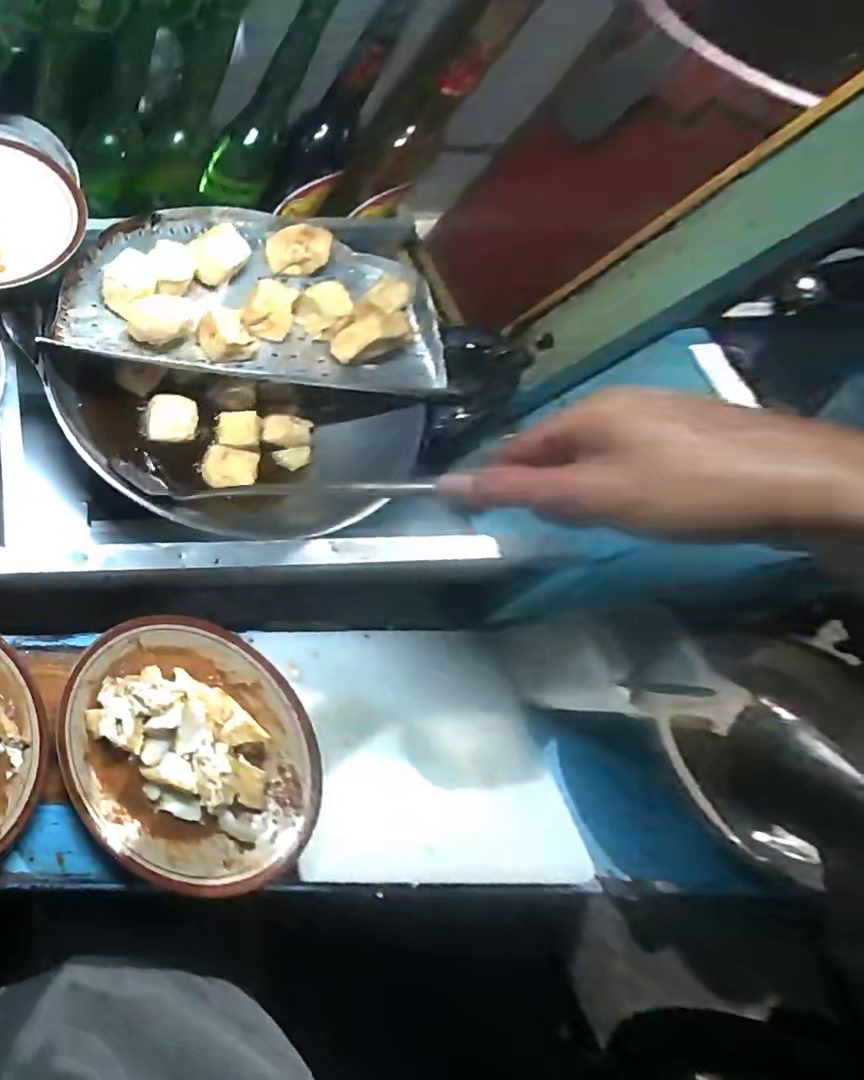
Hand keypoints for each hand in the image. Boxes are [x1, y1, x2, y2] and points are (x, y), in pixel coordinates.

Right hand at [439, 387, 863, 537]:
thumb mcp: (587, 496)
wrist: (827, 489)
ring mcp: (669, 412)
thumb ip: (511, 490)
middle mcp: (624, 401)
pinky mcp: (706, 431)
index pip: (513, 448)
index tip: (501, 517)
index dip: (500, 483)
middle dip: (551, 487)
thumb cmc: (690, 490)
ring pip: (596, 455)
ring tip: (616, 515)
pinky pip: (638, 456)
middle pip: (555, 450)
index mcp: (589, 409)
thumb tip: (443, 484)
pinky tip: (657, 503)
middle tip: (572, 519)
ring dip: (589, 487)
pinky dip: (629, 481)